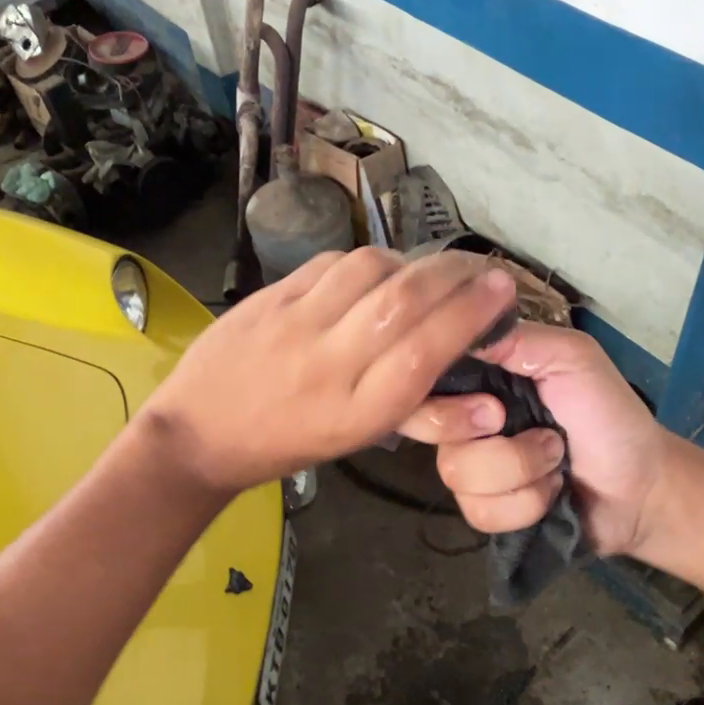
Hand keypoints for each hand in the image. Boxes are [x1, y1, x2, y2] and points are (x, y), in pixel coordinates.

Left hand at [138, 248, 515, 494]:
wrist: (200, 433)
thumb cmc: (291, 443)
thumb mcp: (359, 440)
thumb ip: (421, 413)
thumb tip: (489, 404)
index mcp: (356, 411)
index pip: (425, 351)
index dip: (471, 313)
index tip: (503, 288)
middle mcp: (328, 363)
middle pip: (403, 300)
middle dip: (455, 274)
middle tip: (483, 266)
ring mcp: (294, 323)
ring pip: (370, 270)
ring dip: (413, 262)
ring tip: (431, 271)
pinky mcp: (270, 296)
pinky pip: (333, 262)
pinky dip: (369, 260)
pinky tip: (380, 271)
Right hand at [397, 322, 671, 555]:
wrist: (641, 487)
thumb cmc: (609, 414)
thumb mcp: (574, 359)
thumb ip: (521, 339)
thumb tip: (462, 331)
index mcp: (482, 376)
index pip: (426, 376)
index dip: (441, 393)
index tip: (488, 405)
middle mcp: (466, 419)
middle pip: (430, 428)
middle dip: (491, 438)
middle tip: (533, 432)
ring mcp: (473, 468)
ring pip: (457, 473)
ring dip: (521, 470)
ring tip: (556, 462)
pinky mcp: (486, 512)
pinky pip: (479, 511)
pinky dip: (525, 505)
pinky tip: (551, 495)